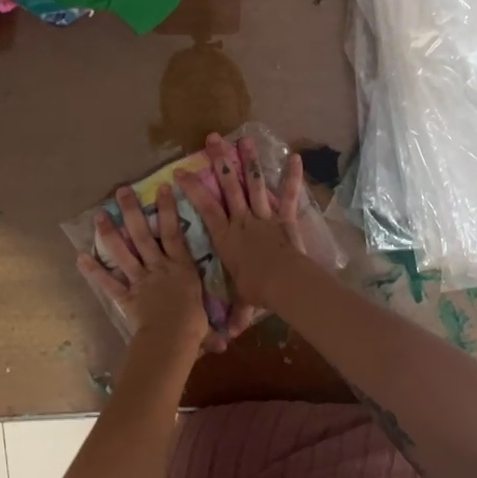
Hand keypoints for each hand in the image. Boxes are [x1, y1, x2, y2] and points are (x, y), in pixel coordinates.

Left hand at [77, 184, 220, 355]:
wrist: (172, 337)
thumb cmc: (194, 326)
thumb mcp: (207, 321)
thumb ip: (211, 328)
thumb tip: (224, 345)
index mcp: (182, 267)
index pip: (174, 232)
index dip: (168, 208)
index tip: (162, 187)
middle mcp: (160, 267)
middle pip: (143, 234)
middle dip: (132, 211)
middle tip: (121, 192)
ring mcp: (140, 280)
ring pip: (123, 252)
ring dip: (110, 233)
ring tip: (99, 215)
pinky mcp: (126, 295)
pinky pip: (108, 282)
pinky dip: (94, 270)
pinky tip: (80, 257)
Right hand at [173, 133, 306, 328]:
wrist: (283, 283)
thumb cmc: (257, 290)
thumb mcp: (241, 302)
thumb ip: (234, 315)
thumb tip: (225, 339)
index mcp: (226, 237)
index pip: (205, 208)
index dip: (193, 188)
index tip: (180, 172)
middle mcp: (242, 220)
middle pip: (228, 186)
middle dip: (220, 161)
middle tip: (212, 138)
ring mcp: (264, 216)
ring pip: (254, 184)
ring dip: (250, 161)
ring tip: (245, 139)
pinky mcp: (285, 218)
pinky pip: (288, 196)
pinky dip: (293, 178)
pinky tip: (296, 157)